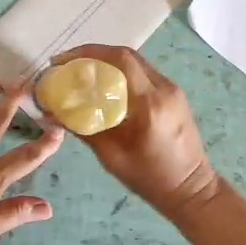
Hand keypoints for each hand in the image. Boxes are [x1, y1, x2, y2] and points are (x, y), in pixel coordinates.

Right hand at [51, 45, 220, 220]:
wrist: (192, 190)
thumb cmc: (151, 178)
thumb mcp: (111, 156)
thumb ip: (83, 129)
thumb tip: (53, 113)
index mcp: (150, 103)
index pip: (120, 60)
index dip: (89, 53)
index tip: (64, 61)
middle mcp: (164, 88)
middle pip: (127, 56)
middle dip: (94, 55)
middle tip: (69, 65)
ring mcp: (173, 89)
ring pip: (136, 62)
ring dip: (108, 62)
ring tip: (83, 74)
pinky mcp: (175, 94)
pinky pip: (144, 74)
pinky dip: (122, 73)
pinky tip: (106, 86)